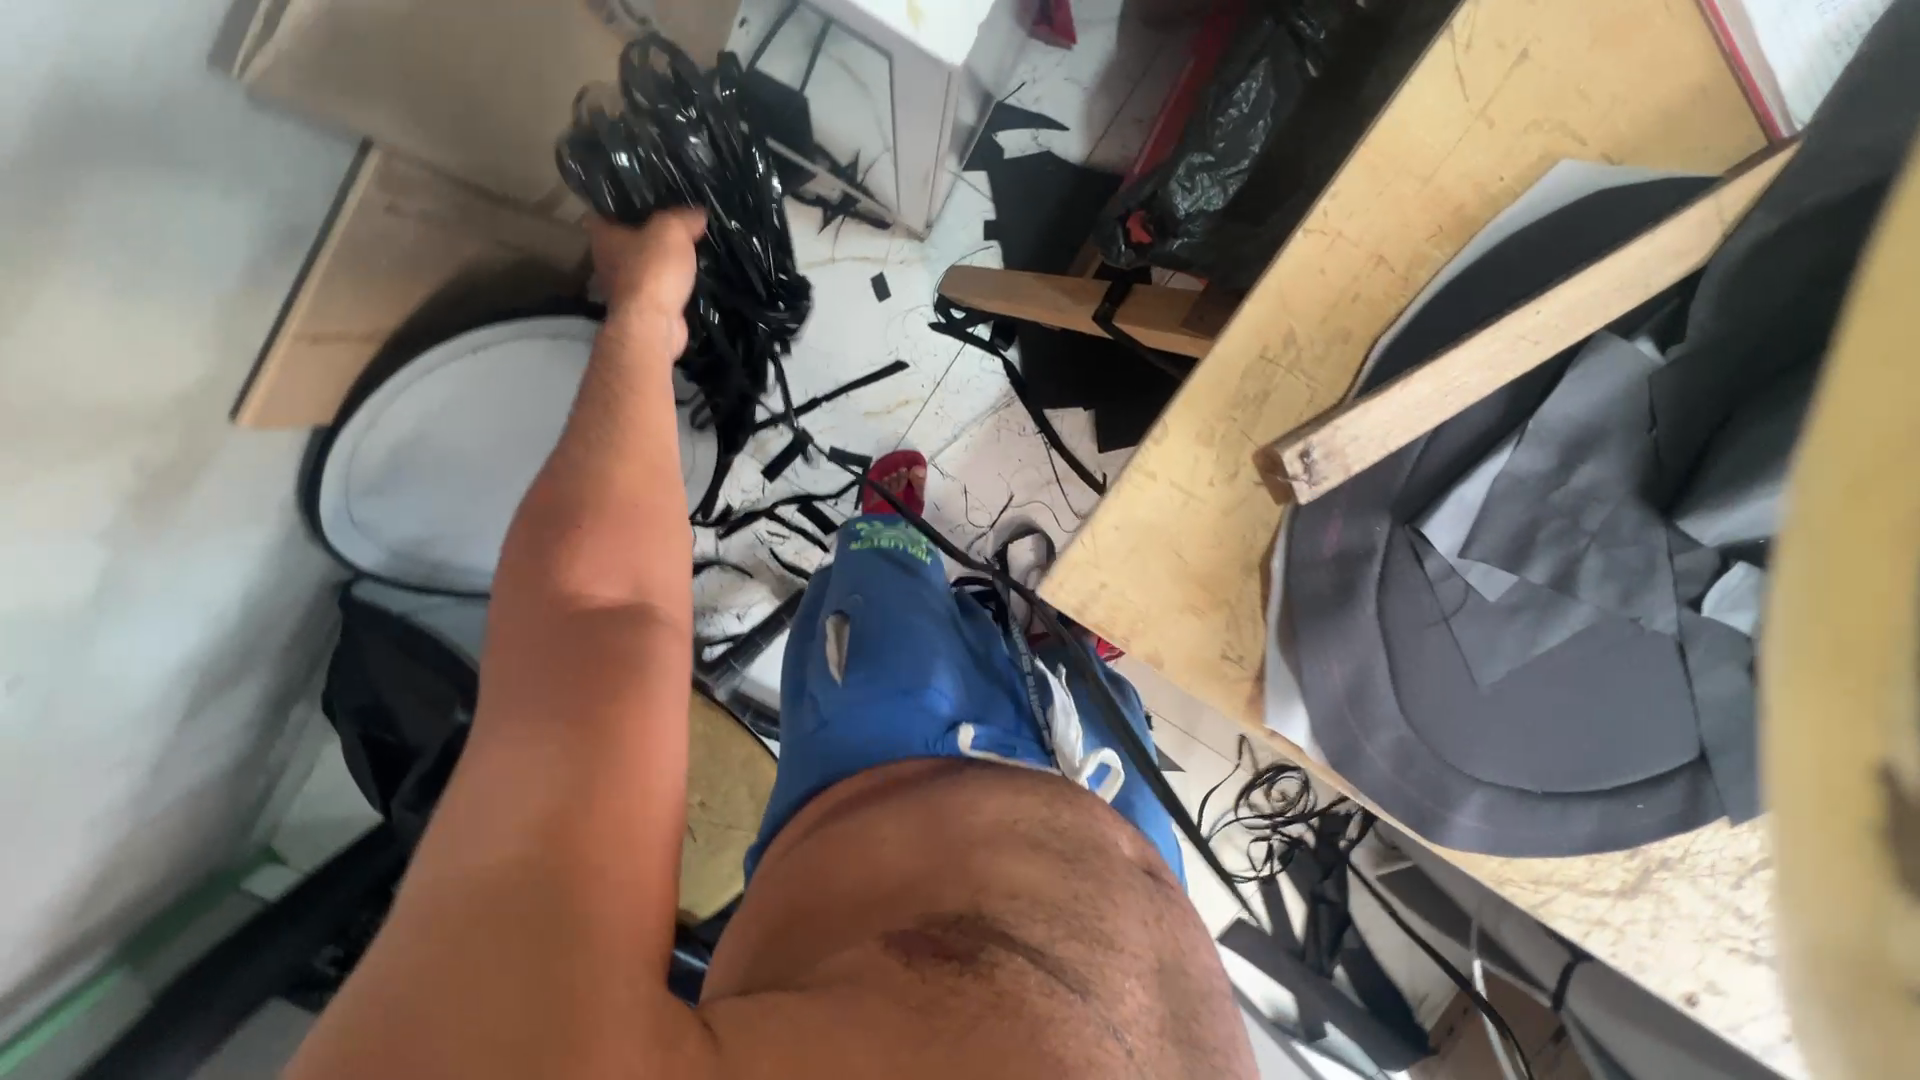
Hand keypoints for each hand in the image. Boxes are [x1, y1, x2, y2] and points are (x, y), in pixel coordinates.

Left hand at [591, 208, 707, 357]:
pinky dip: (673, 284)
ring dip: (663, 261)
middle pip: (629, 238)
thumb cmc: (652, 270)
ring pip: (645, 264)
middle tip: (677, 221)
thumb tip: (699, 214)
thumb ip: (684, 217)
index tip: (648, 196)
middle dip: (650, 232)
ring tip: (690, 248)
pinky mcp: (643, 308)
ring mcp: (624, 287)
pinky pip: (660, 288)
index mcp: (603, 234)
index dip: (625, 201)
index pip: (607, 208)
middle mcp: (607, 259)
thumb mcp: (672, 230)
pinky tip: (692, 277)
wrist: (654, 324)